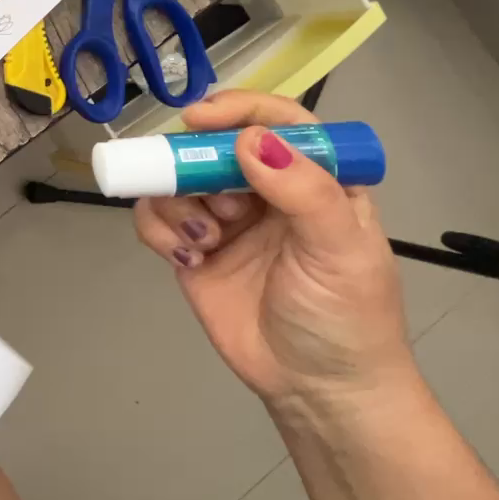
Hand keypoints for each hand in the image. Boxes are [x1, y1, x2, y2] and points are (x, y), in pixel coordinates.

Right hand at [132, 91, 416, 410]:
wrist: (314, 389)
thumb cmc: (345, 319)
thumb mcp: (340, 254)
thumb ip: (304, 192)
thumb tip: (250, 140)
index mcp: (314, 182)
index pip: (279, 123)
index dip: (241, 110)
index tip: (201, 118)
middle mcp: (263, 192)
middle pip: (212, 146)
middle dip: (195, 165)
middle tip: (207, 200)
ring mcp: (222, 218)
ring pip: (174, 179)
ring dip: (178, 205)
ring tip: (203, 241)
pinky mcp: (189, 245)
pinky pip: (152, 215)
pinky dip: (158, 231)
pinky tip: (186, 259)